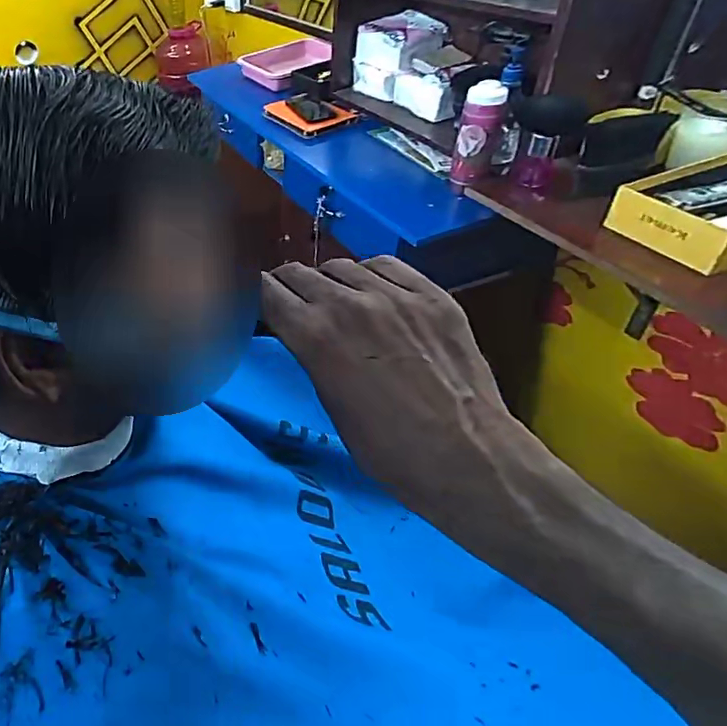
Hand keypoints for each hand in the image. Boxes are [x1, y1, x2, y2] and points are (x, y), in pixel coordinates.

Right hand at [261, 256, 549, 539]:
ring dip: (330, 282)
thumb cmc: (387, 449)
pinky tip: (375, 294)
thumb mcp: (328, 400)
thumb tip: (297, 328)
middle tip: (294, 305)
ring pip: (340, 266)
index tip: (256, 303)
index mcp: (314, 334)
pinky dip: (370, 276)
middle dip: (288, 287)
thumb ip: (308, 353)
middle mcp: (348, 303)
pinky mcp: (432, 295)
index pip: (266, 290)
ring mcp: (395, 295)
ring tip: (339, 302)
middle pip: (298, 273)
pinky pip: (385, 266)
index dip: (256, 295)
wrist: (470, 460)